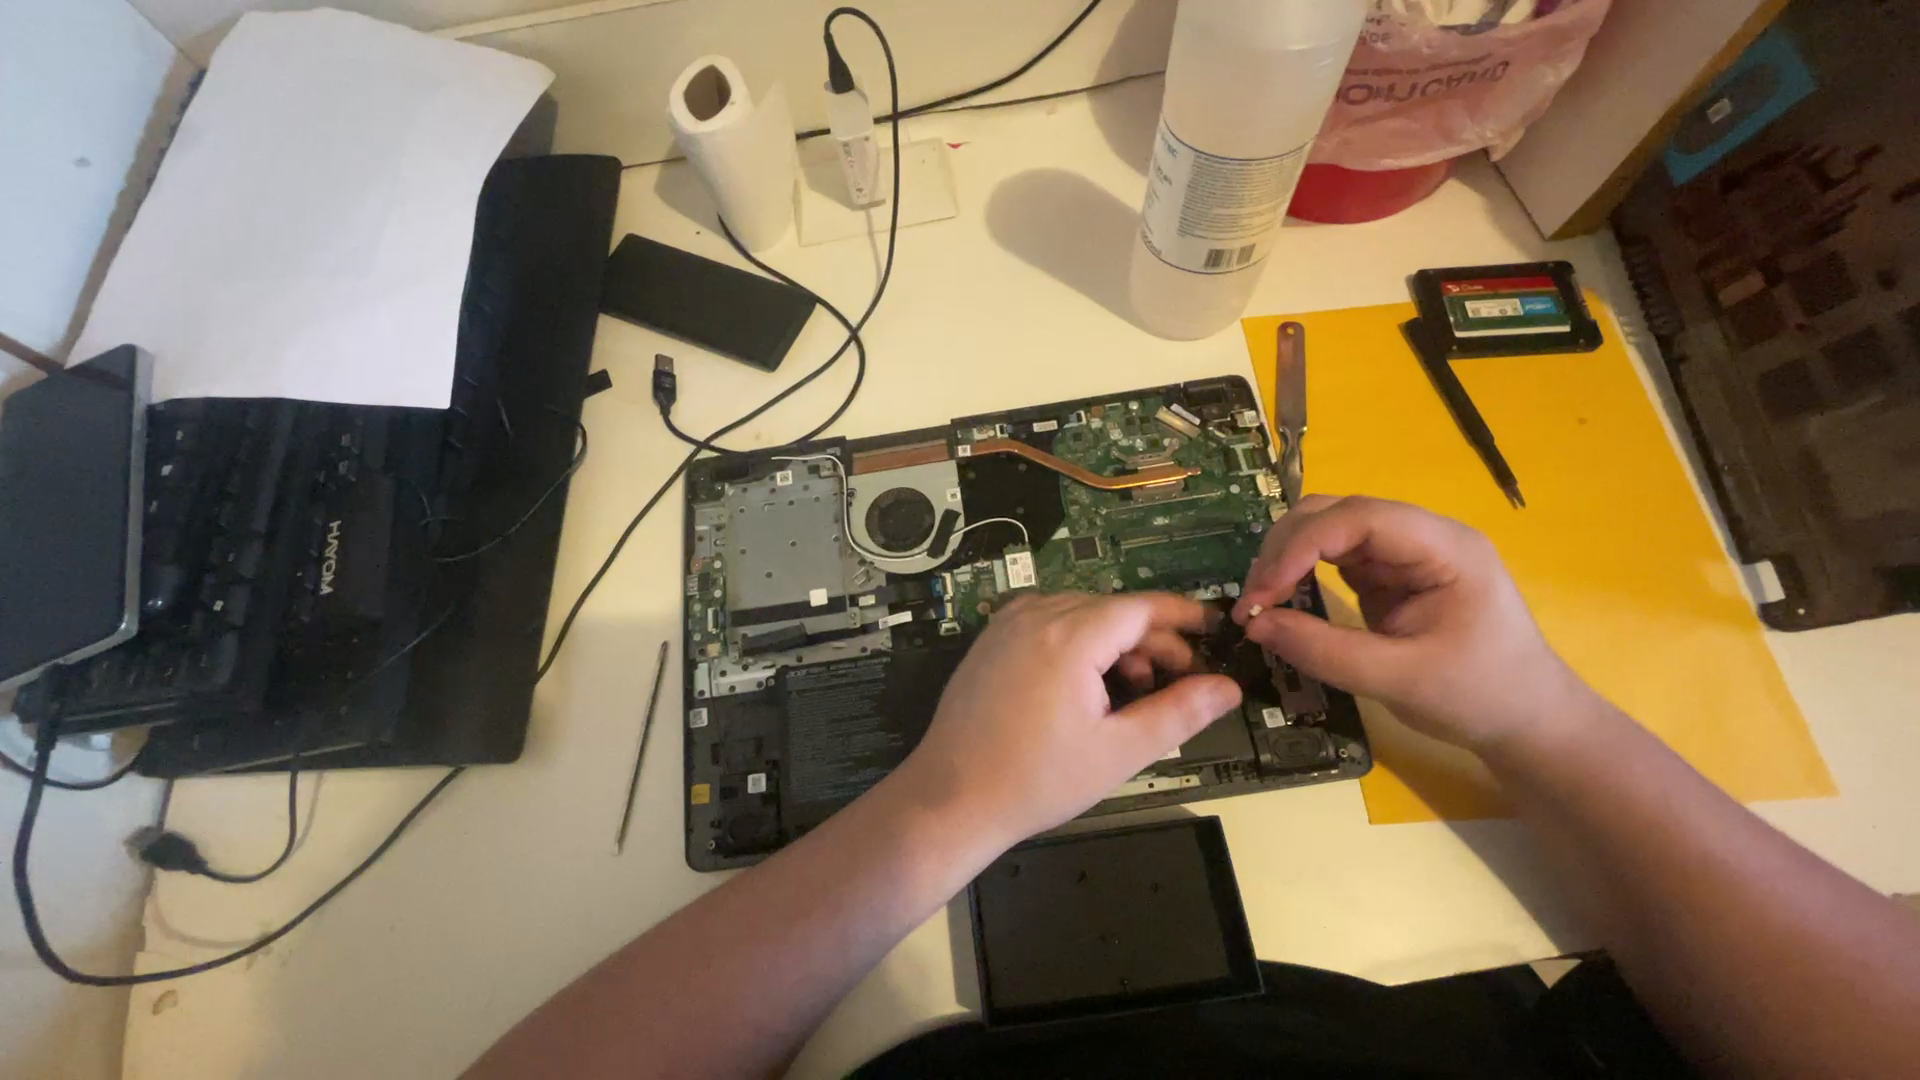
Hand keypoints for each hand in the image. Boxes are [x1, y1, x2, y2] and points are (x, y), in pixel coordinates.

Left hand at [887, 592, 1241, 848]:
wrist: (952, 796)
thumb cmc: (1038, 780)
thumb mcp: (1119, 751)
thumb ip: (1178, 714)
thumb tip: (1227, 688)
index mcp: (1070, 636)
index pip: (1141, 607)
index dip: (1183, 616)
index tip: (1214, 628)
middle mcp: (1036, 615)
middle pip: (1111, 610)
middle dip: (1151, 639)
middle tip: (1174, 682)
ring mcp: (1007, 624)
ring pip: (1079, 613)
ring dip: (1113, 640)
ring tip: (1130, 687)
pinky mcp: (990, 640)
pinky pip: (1046, 621)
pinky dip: (1076, 639)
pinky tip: (1083, 679)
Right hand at [1232, 495, 1596, 754]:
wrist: (1527, 723)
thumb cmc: (1478, 698)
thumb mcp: (1399, 680)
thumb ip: (1324, 650)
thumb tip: (1252, 624)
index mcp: (1443, 547)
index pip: (1358, 517)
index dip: (1300, 545)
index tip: (1262, 594)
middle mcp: (1420, 537)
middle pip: (1335, 514)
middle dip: (1285, 550)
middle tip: (1253, 602)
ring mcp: (1403, 554)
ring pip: (1326, 531)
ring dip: (1286, 559)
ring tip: (1261, 603)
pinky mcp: (1387, 575)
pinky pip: (1330, 558)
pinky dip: (1298, 575)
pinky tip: (1282, 601)